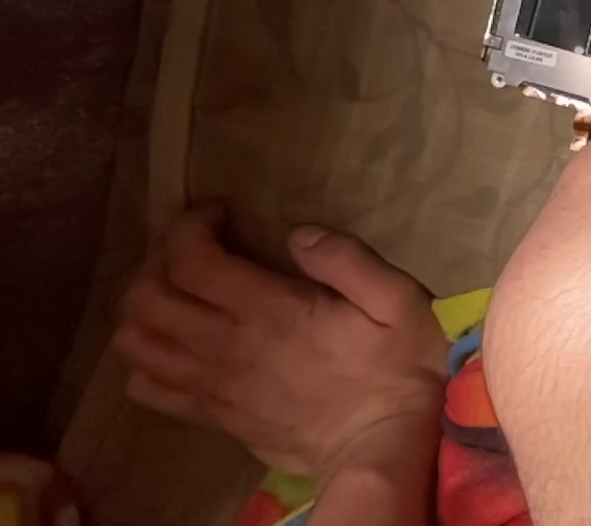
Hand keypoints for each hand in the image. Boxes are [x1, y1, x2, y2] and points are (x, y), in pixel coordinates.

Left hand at [112, 209, 446, 479]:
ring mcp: (210, 384)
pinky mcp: (208, 412)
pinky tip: (173, 338)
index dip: (190, 228)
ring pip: (135, 340)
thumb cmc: (399, 362)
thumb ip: (350, 262)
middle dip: (158, 259)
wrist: (379, 439)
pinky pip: (144, 384)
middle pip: (148, 298)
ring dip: (142, 303)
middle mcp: (224, 346)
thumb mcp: (398, 300)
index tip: (216, 207)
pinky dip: (142, 353)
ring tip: (178, 283)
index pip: (194, 263)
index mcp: (270, 313)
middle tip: (196, 241)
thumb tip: (301, 234)